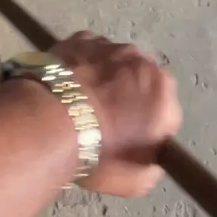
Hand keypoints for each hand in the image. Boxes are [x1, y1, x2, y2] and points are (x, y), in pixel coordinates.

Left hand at [50, 32, 181, 196]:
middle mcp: (141, 61)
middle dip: (132, 96)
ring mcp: (109, 44)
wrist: (49, 117)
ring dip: (109, 76)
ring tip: (85, 98)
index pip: (168, 114)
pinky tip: (70, 80)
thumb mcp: (135, 181)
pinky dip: (85, 62)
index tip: (132, 139)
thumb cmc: (95, 151)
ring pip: (117, 61)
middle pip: (144, 80)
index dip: (151, 129)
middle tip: (109, 117)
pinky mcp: (80, 36)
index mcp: (162, 95)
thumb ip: (151, 165)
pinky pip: (91, 50)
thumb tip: (148, 159)